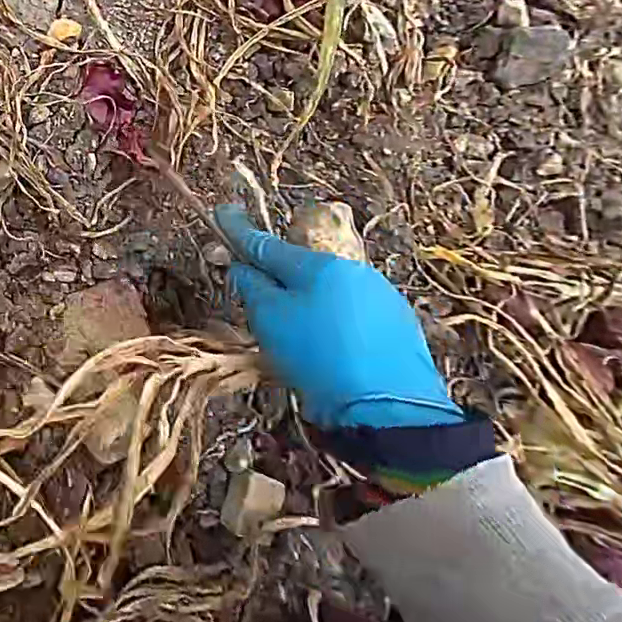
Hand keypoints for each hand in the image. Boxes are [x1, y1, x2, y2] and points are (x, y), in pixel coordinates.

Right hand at [216, 204, 463, 429]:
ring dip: (308, 306)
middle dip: (278, 281)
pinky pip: (352, 315)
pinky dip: (334, 326)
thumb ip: (253, 287)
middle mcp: (351, 271)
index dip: (240, 232)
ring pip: (328, 293)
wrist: (389, 410)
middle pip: (300, 270)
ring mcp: (380, 297)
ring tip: (300, 345)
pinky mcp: (399, 325)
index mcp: (318, 265)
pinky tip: (332, 354)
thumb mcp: (270, 320)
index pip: (268, 245)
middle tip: (261, 307)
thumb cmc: (318, 357)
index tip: (223, 212)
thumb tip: (243, 267)